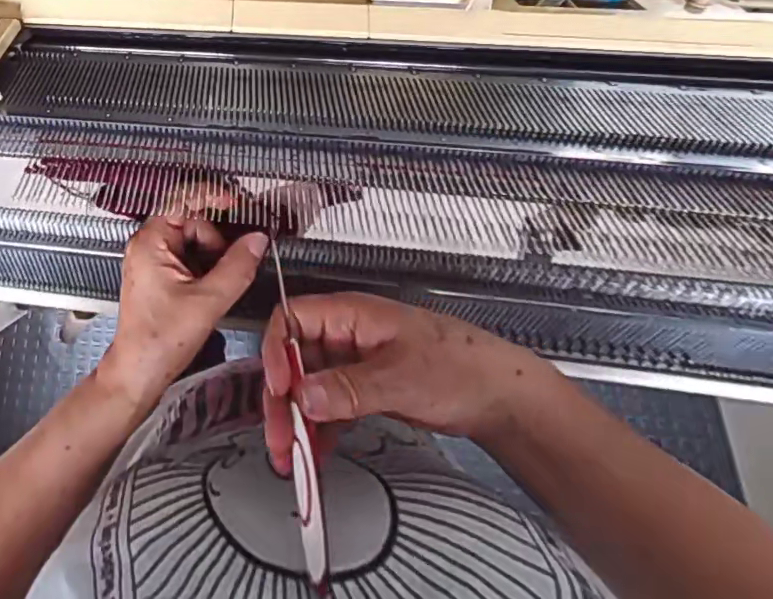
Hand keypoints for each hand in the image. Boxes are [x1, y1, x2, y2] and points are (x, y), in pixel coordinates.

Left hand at [97, 215, 268, 407]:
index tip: (240, 204)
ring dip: (213, 254)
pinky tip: (213, 287)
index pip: (183, 199)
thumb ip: (237, 267)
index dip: (214, 197)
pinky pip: (189, 256)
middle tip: (234, 262)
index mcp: (151, 241)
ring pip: (194, 239)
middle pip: (193, 220)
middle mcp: (148, 244)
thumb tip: (259, 239)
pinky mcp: (160, 274)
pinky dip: (206, 266)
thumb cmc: (161, 339)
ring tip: (219, 283)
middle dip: (217, 239)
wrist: (138, 375)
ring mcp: (153, 259)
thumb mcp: (208, 301)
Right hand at [261, 292, 559, 472]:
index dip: (276, 350)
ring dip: (296, 420)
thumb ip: (348, 387)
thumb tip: (303, 394)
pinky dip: (318, 429)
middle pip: (294, 358)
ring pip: (308, 386)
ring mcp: (353, 362)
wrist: (497, 394)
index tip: (275, 387)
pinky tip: (316, 453)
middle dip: (282, 398)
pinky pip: (328, 406)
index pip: (292, 319)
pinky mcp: (363, 388)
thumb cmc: (460, 364)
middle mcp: (346, 334)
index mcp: (350, 314)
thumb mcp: (400, 377)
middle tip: (280, 437)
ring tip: (292, 457)